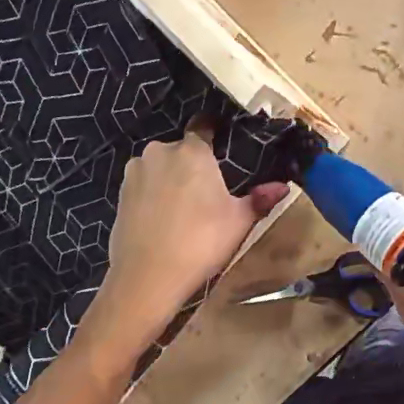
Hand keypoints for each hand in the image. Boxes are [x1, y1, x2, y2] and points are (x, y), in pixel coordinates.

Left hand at [96, 121, 288, 333]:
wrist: (148, 276)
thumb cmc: (201, 242)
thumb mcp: (239, 221)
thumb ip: (260, 199)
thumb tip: (283, 187)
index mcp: (192, 151)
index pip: (203, 127)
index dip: (214, 136)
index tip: (222, 153)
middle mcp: (160, 152)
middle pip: (181, 150)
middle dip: (193, 165)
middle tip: (209, 192)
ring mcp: (135, 171)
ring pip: (160, 167)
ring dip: (171, 179)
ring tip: (185, 208)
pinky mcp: (119, 193)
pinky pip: (144, 186)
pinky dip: (154, 196)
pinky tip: (164, 219)